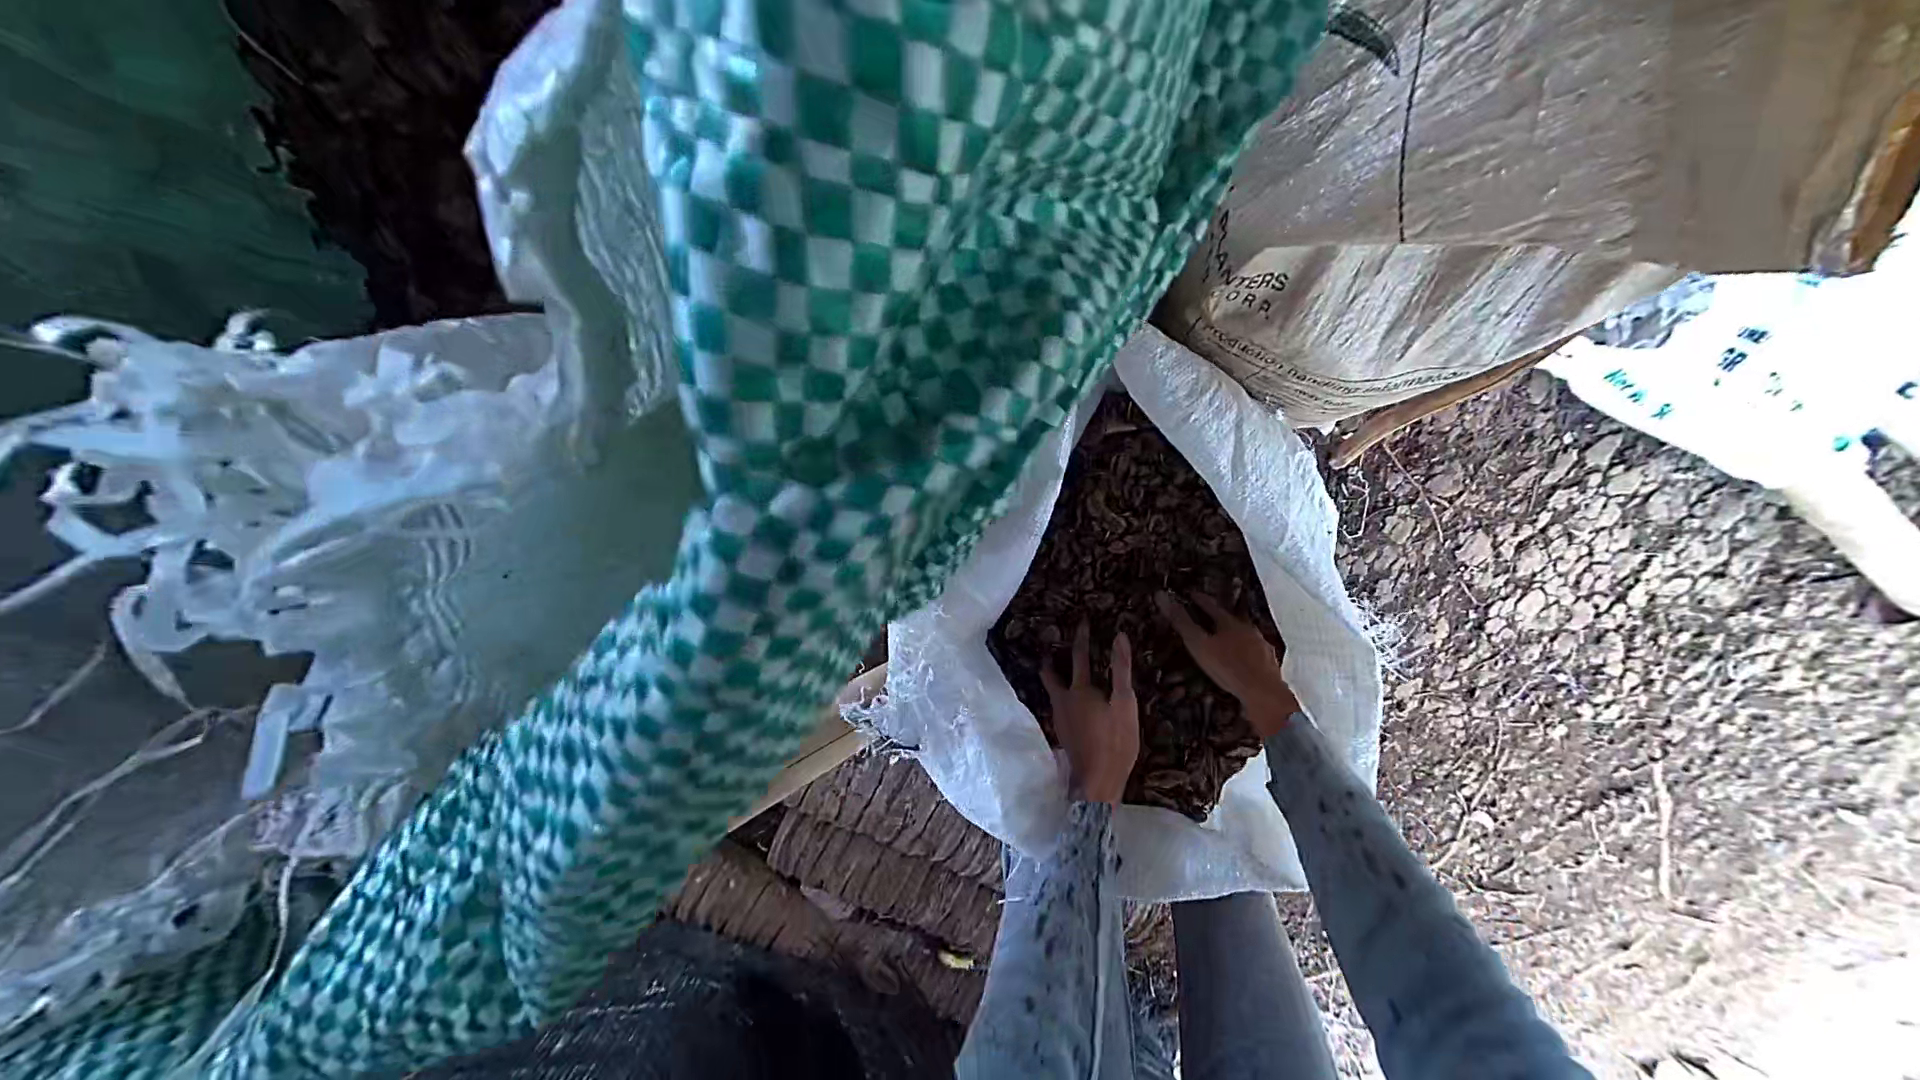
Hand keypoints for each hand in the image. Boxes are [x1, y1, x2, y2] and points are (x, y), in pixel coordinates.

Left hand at [1040, 620, 1139, 803]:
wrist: (1096, 781)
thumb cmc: (1115, 741)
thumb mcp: (1125, 703)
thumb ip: (1121, 670)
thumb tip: (1119, 636)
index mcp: (1079, 690)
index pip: (1080, 655)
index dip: (1082, 636)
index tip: (1083, 621)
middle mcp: (1063, 700)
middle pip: (1050, 674)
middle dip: (1051, 660)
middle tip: (1051, 648)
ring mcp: (1059, 718)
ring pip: (1052, 691)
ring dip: (1055, 678)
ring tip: (1060, 672)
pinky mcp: (1061, 733)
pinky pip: (1058, 707)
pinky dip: (1061, 697)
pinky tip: (1070, 704)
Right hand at [1155, 591, 1298, 737]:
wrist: (1264, 693)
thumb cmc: (1227, 667)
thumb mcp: (1198, 644)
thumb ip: (1181, 622)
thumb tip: (1161, 595)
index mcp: (1230, 622)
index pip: (1211, 605)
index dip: (1199, 599)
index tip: (1190, 594)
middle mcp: (1249, 629)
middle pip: (1231, 619)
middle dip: (1219, 617)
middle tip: (1208, 618)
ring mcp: (1262, 645)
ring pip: (1245, 635)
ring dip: (1235, 635)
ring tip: (1225, 641)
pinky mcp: (1270, 662)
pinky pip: (1255, 652)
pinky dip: (1247, 652)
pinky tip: (1244, 660)